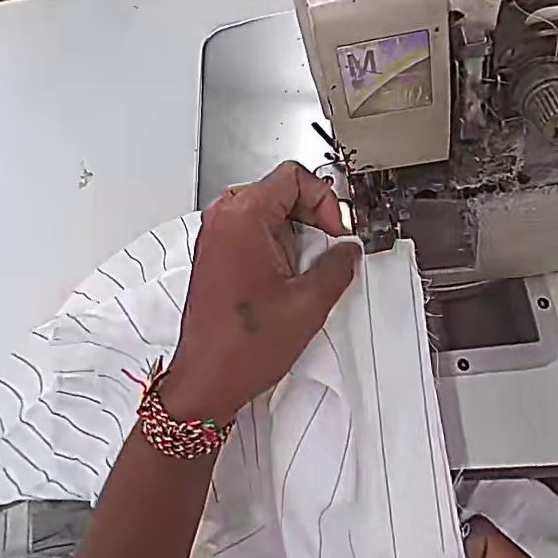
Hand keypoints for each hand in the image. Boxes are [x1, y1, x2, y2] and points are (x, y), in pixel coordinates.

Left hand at [160, 162, 358, 423]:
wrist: (207, 380)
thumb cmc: (242, 346)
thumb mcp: (310, 302)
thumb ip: (339, 264)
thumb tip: (349, 250)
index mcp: (243, 217)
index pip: (294, 177)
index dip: (325, 202)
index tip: (336, 232)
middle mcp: (223, 219)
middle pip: (282, 190)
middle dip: (314, 216)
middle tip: (330, 247)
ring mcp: (216, 236)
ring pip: (270, 211)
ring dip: (297, 232)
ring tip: (309, 267)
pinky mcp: (216, 255)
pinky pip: (255, 231)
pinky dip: (279, 244)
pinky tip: (291, 277)